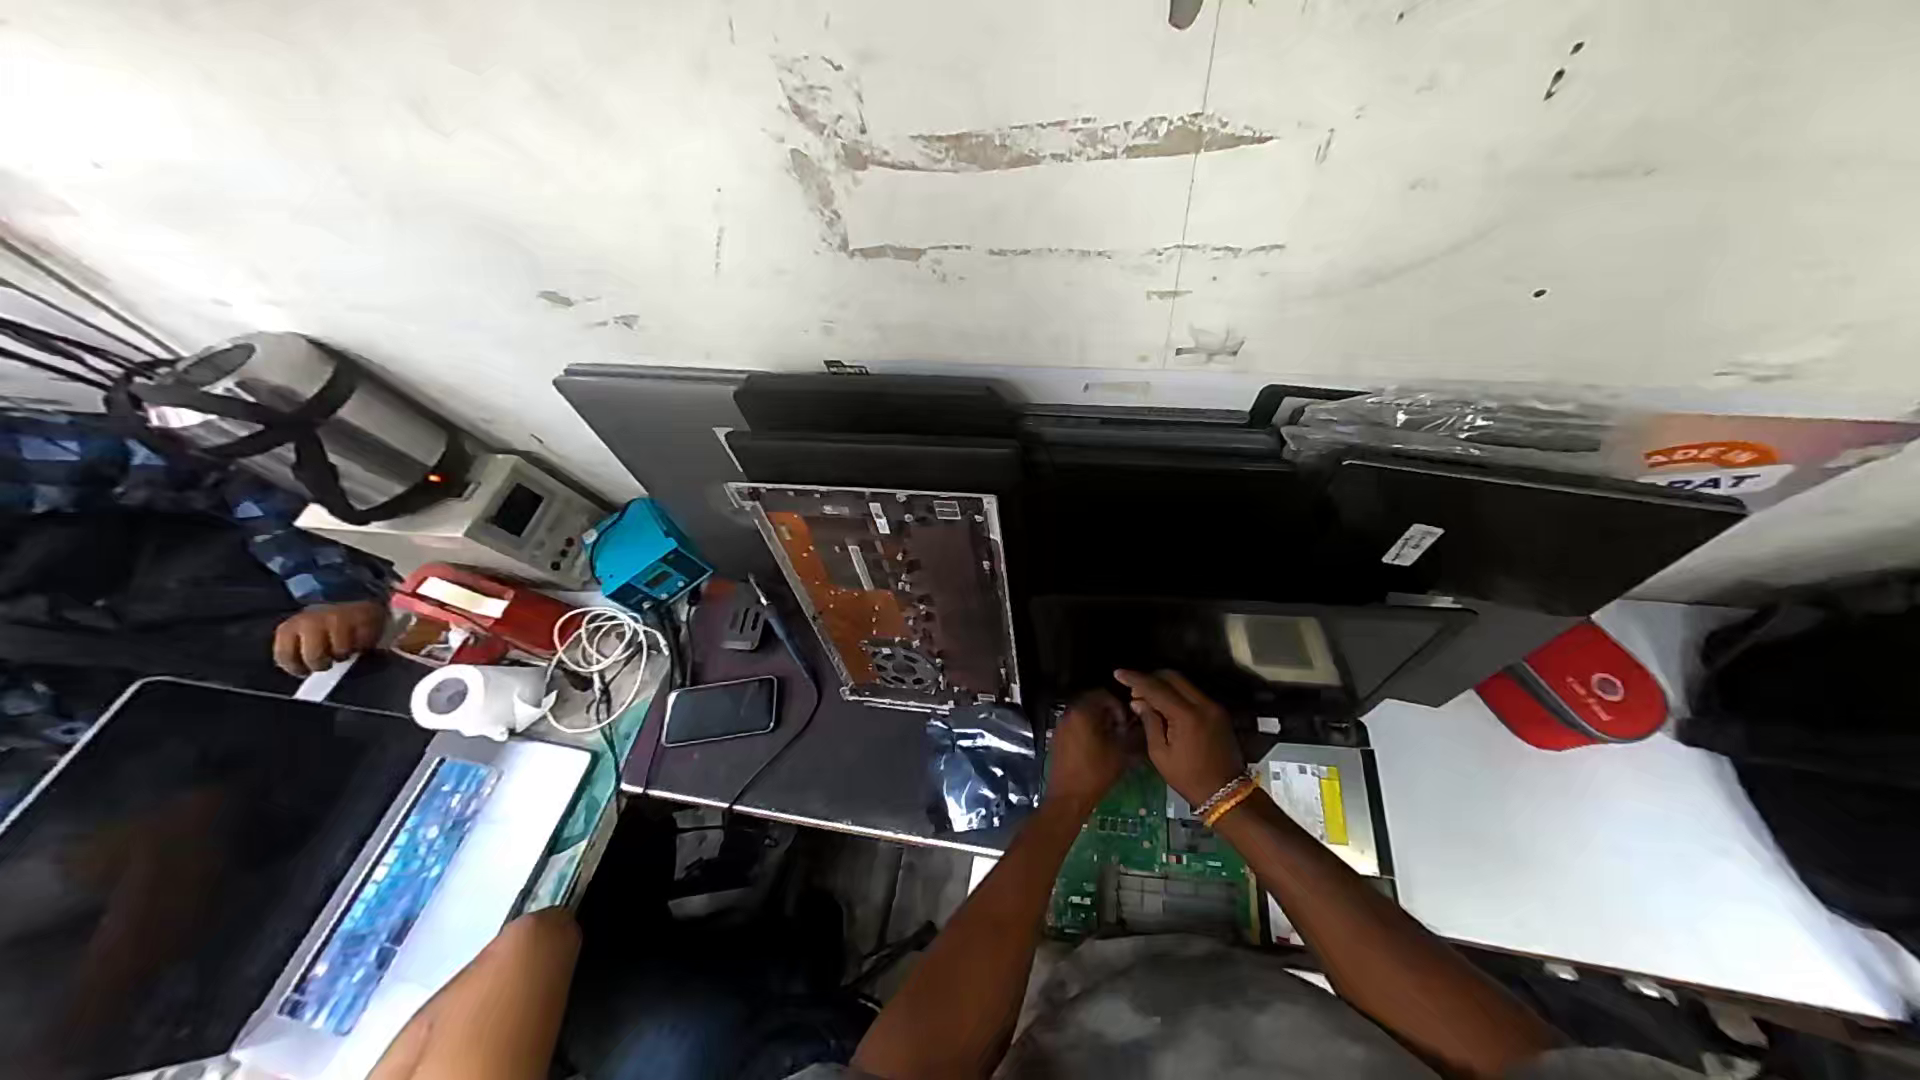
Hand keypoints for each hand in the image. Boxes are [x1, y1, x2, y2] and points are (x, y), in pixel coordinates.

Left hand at [274, 600, 387, 675]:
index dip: (296, 668)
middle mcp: (311, 622)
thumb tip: (305, 670)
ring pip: (341, 653)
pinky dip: (364, 647)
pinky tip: (360, 642)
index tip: (305, 671)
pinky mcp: (362, 619)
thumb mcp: (301, 634)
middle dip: (323, 664)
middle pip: (314, 657)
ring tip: (346, 649)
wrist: (351, 596)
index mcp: (289, 627)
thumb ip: (297, 651)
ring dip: (345, 655)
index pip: (285, 657)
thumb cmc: (323, 623)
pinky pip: (364, 644)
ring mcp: (339, 620)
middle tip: (330, 661)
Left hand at [1046, 689, 1135, 812]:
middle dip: (1109, 713)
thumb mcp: (1120, 752)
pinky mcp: (1057, 737)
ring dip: (1098, 721)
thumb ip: (1131, 733)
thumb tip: (1138, 724)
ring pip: (1083, 714)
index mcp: (1083, 712)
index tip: (1126, 723)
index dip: (1119, 706)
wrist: (1068, 797)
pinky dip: (1087, 729)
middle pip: (1092, 702)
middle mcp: (1069, 713)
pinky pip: (1075, 725)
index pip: (1104, 695)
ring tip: (1111, 738)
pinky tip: (1096, 746)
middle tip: (1121, 729)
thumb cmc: (1096, 773)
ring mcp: (1060, 725)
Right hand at [1115, 669, 1245, 806]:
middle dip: (1150, 678)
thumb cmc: (1188, 777)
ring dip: (1163, 684)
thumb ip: (1149, 722)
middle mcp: (1203, 704)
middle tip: (1133, 689)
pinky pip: (1193, 692)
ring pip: (1184, 682)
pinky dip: (1176, 692)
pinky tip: (1164, 703)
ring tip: (1146, 696)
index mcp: (1187, 716)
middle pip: (1172, 677)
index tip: (1118, 674)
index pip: (1156, 688)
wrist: (1226, 792)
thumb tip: (1137, 702)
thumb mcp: (1160, 754)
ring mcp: (1214, 706)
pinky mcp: (1219, 711)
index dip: (1135, 679)